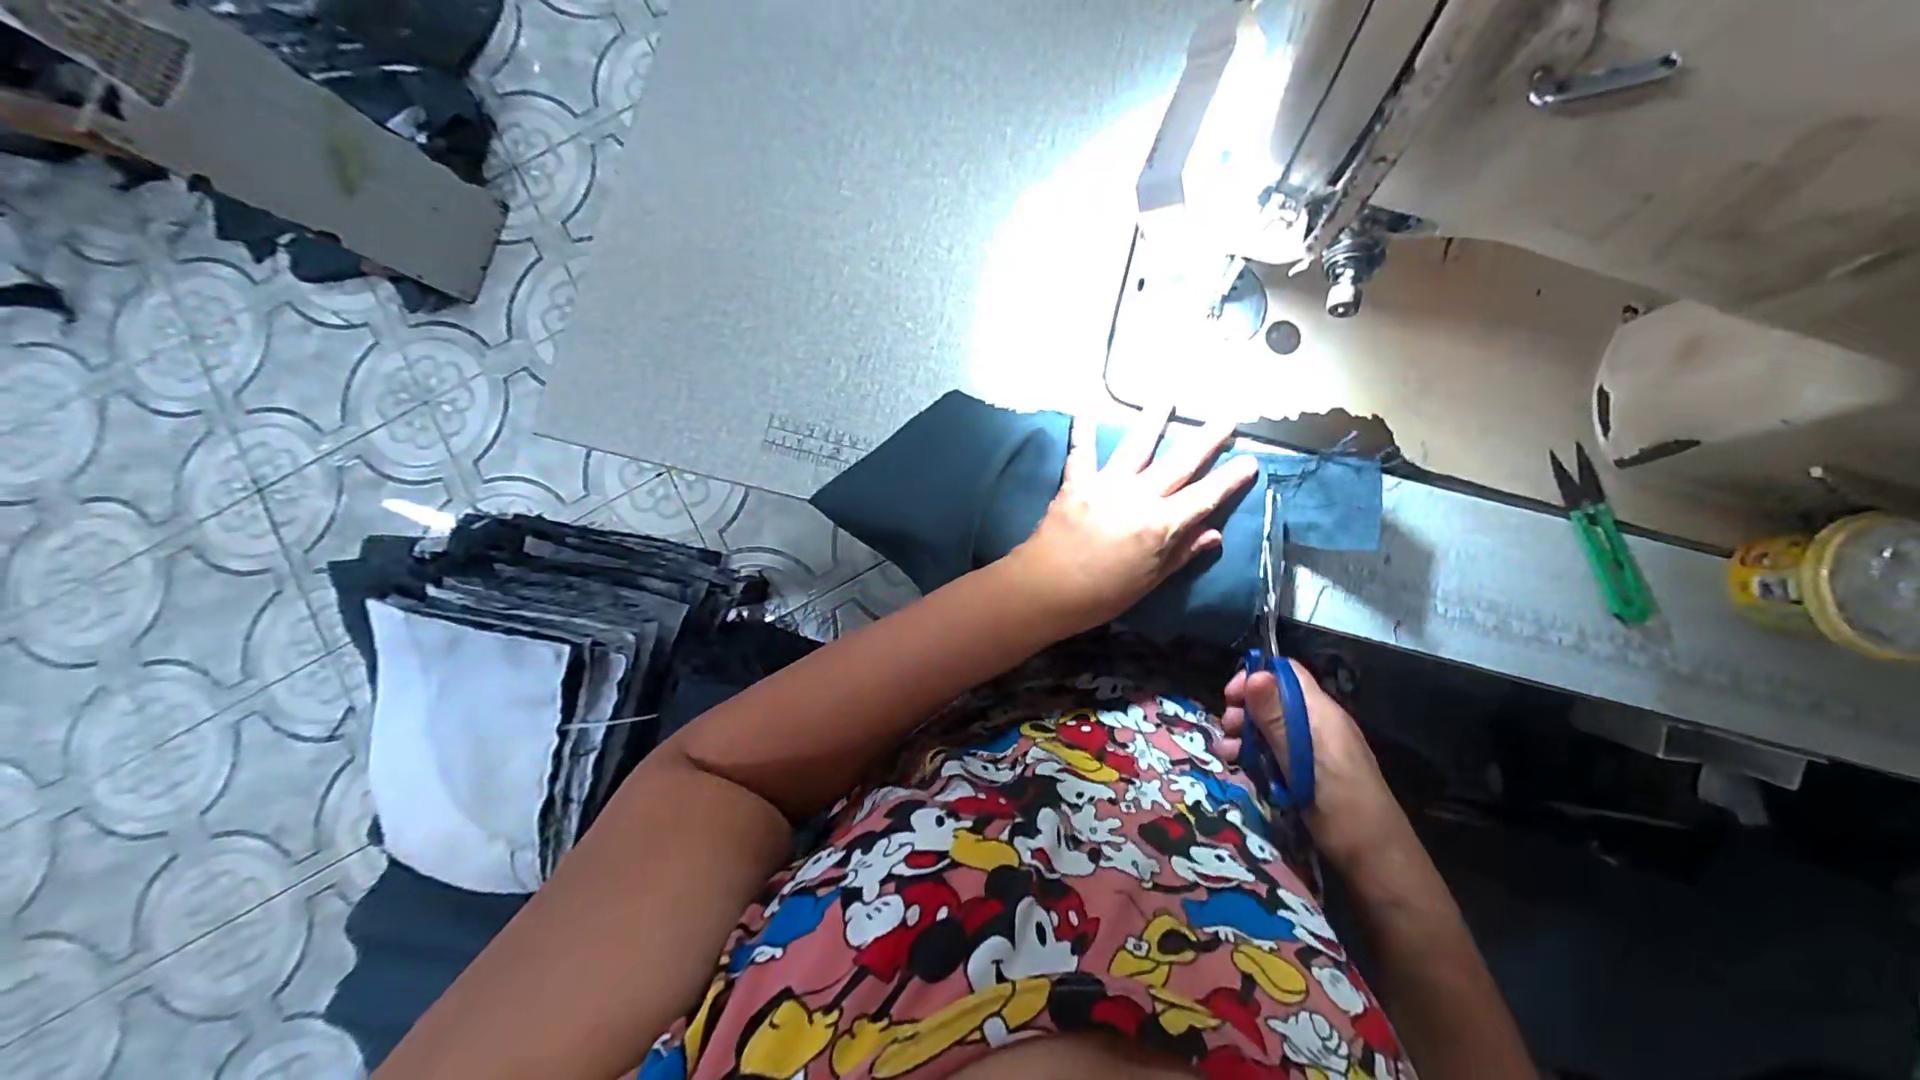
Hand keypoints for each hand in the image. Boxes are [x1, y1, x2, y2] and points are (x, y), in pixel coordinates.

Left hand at [1006, 404, 1259, 634]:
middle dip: (1206, 440)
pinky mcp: (1076, 483)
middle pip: (1179, 463)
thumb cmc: (1102, 594)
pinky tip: (1086, 406)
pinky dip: (1084, 429)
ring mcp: (1105, 485)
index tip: (1250, 460)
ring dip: (1153, 421)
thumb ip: (1181, 553)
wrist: (1046, 589)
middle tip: (1227, 418)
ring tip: (1167, 398)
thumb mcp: (1149, 581)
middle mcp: (1138, 497)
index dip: (1229, 480)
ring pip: (1137, 447)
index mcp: (1160, 525)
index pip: (1204, 497)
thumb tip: (1214, 534)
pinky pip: (1082, 451)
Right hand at [1218, 660, 1412, 871]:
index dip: (1256, 676)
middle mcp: (1318, 725)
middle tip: (1226, 729)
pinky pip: (1277, 750)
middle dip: (1245, 708)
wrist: (1379, 866)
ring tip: (1227, 752)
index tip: (1230, 697)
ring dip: (1245, 733)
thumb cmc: (1343, 811)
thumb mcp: (1303, 763)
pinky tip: (1240, 766)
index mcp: (1322, 715)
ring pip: (1271, 726)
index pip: (1287, 673)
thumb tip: (1255, 673)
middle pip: (1274, 698)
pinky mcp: (1309, 771)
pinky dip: (1256, 753)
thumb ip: (1278, 719)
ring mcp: (1315, 750)